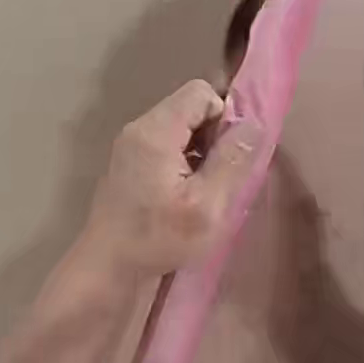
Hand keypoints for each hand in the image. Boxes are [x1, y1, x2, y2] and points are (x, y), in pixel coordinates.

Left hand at [81, 79, 262, 279]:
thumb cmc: (159, 238)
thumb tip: (255, 122)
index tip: (232, 154)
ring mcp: (130, 146)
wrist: (107, 270)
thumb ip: (233, 159)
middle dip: (215, 135)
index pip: (201, 92)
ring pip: (180, 128)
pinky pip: (166, 145)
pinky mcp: (129, 165)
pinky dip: (184, 161)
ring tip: (207, 189)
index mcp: (156, 131)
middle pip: (190, 107)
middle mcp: (139, 129)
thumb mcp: (208, 205)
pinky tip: (187, 195)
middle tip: (221, 176)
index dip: (225, 116)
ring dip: (201, 150)